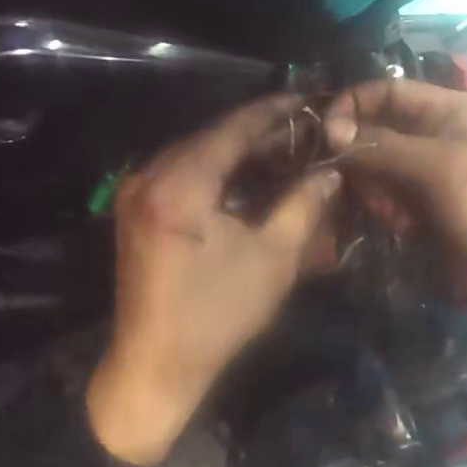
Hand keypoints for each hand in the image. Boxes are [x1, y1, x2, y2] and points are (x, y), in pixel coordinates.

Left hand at [87, 95, 341, 465]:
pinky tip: (244, 176)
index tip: (307, 100)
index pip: (232, 129)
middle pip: (210, 137)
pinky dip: (213, 169)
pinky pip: (179, 172)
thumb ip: (303, 205)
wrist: (154, 366)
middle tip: (301, 130)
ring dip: (235, 150)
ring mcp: (136, 192)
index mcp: (179, 184)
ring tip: (280, 149)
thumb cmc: (217, 315)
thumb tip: (331, 172)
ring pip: (194, 152)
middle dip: (257, 132)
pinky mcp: (135, 209)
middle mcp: (149, 176)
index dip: (272, 112)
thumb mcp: (272, 258)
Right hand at [324, 79, 466, 327]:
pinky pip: (385, 192)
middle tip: (376, 192)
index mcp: (448, 108)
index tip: (325, 136)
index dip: (351, 107)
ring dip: (376, 190)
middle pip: (374, 129)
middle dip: (366, 160)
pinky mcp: (421, 198)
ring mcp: (427, 166)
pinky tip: (404, 226)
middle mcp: (435, 130)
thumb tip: (330, 132)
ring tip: (396, 216)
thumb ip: (382, 145)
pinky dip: (387, 208)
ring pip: (374, 165)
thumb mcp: (438, 168)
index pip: (386, 90)